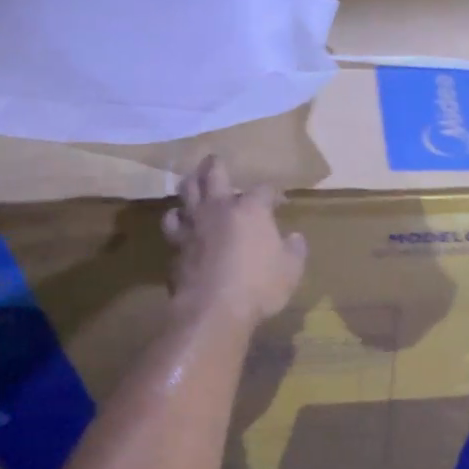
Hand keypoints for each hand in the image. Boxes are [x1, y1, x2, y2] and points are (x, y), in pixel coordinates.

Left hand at [162, 156, 306, 328]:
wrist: (213, 309)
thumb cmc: (260, 286)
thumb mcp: (291, 270)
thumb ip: (294, 250)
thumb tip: (295, 238)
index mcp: (251, 210)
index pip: (264, 190)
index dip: (273, 192)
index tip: (278, 200)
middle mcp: (219, 208)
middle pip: (213, 174)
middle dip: (216, 165)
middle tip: (215, 159)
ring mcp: (193, 224)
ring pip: (186, 192)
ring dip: (190, 184)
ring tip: (191, 182)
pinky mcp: (176, 244)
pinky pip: (172, 223)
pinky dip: (176, 218)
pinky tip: (178, 220)